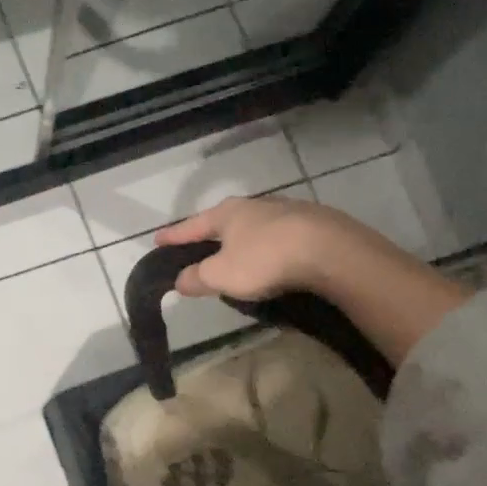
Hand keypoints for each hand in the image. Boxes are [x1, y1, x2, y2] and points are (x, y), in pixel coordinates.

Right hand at [154, 196, 356, 300]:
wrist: (329, 251)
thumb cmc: (264, 260)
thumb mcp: (221, 275)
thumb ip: (196, 278)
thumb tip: (179, 280)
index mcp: (227, 213)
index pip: (192, 226)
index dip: (173, 236)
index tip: (157, 239)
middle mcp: (255, 205)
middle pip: (225, 221)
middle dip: (212, 235)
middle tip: (200, 248)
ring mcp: (287, 211)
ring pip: (256, 227)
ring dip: (244, 240)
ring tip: (238, 255)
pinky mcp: (313, 224)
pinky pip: (281, 236)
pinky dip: (271, 248)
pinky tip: (274, 259)